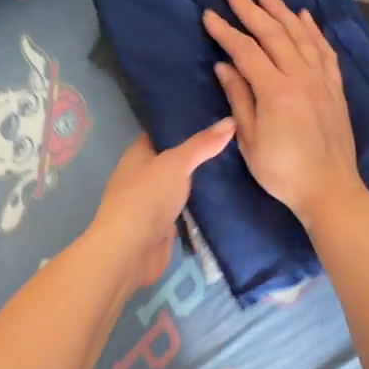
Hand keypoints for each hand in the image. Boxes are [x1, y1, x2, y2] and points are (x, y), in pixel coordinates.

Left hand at [90, 125, 235, 284]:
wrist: (131, 251)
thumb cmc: (146, 198)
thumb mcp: (176, 163)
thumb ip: (201, 145)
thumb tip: (230, 121)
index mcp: (138, 155)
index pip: (162, 133)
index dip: (185, 125)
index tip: (215, 118)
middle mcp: (143, 177)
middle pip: (174, 161)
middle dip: (199, 154)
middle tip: (235, 142)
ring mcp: (153, 203)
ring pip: (182, 187)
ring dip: (202, 182)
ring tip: (238, 166)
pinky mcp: (164, 227)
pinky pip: (186, 211)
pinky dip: (202, 207)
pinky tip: (227, 198)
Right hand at [204, 0, 366, 228]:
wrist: (329, 188)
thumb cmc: (281, 171)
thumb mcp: (249, 140)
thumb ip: (239, 99)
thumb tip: (224, 66)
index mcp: (275, 90)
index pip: (246, 50)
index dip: (226, 31)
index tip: (208, 14)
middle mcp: (300, 76)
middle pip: (273, 34)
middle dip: (251, 8)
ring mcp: (321, 80)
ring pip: (300, 35)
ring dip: (281, 10)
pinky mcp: (334, 87)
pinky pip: (323, 50)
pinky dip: (312, 30)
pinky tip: (303, 17)